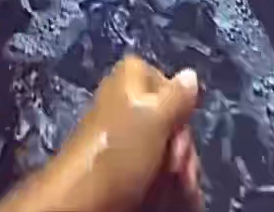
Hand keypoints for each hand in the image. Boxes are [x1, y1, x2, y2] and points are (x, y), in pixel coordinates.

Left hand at [0, 56, 202, 211]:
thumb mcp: (154, 118)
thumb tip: (190, 74)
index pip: (176, 91)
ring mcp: (126, 133)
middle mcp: (128, 99)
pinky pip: (154, 170)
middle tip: (176, 171)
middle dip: (181, 151)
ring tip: (173, 192)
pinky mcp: (123, 162)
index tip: (177, 140)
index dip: (182, 119)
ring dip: (177, 175)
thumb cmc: (118, 150)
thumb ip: (177, 97)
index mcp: (132, 76)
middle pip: (173, 124)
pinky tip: (166, 200)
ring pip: (167, 151)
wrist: (82, 198)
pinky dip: (164, 186)